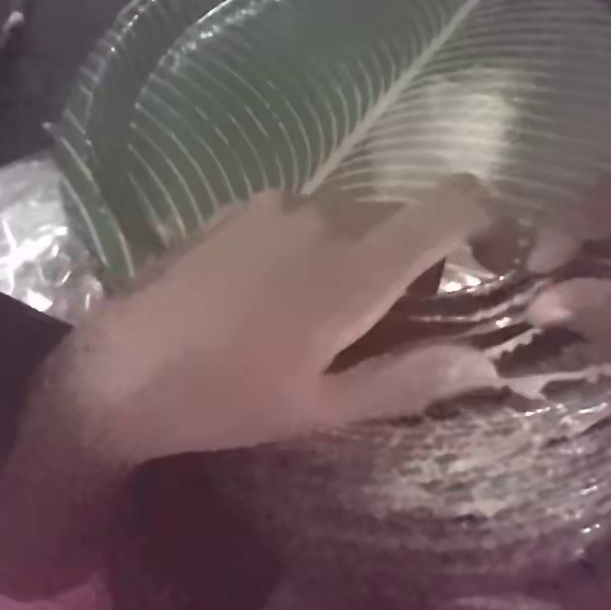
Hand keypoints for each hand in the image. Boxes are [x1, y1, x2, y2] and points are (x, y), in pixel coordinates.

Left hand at [37, 180, 501, 467]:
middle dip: (421, 255)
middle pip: (406, 212)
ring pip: (356, 213)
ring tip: (329, 312)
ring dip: (367, 251)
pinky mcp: (242, 206)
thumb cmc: (227, 396)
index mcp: (356, 265)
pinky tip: (279, 292)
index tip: (494, 257)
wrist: (117, 368)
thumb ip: (410, 378)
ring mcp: (278, 203)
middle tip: (396, 317)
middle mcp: (325, 214)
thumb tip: (486, 361)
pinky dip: (323, 242)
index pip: (452, 203)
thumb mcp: (324, 406)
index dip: (490, 218)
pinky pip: (309, 213)